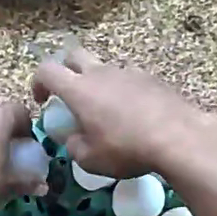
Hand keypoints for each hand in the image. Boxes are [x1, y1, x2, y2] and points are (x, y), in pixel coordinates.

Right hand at [34, 46, 216, 215]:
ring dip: (97, 82)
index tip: (42, 101)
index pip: (47, 70)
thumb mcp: (90, 160)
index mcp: (79, 89)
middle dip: (65, 70)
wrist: (178, 136)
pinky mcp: (151, 79)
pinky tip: (132, 115)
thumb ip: (74, 146)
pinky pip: (128, 80)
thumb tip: (73, 140)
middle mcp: (101, 72)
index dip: (38, 82)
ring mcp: (128, 72)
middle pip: (74, 55)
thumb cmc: (126, 149)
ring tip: (104, 111)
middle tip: (68, 94)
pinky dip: (122, 92)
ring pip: (104, 68)